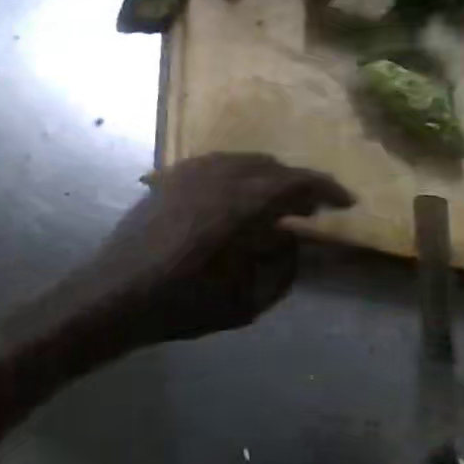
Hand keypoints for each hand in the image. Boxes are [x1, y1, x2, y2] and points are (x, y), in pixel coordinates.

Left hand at [88, 153, 353, 341]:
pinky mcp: (164, 180)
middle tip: (310, 209)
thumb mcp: (249, 300)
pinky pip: (207, 165)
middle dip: (293, 183)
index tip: (345, 202)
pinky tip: (234, 197)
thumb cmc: (185, 303)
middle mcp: (214, 179)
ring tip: (274, 203)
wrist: (118, 290)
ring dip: (261, 175)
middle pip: (265, 166)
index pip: (295, 182)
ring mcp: (184, 175)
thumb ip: (282, 267)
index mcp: (242, 206)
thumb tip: (291, 240)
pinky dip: (231, 173)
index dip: (325, 189)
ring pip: (235, 160)